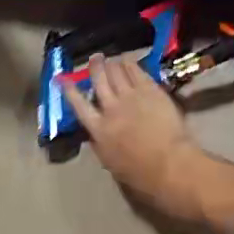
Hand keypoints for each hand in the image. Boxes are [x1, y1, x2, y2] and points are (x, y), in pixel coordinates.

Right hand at [62, 54, 216, 216]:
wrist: (170, 163)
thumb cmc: (141, 173)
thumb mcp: (111, 163)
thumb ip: (101, 143)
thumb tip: (95, 133)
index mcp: (99, 129)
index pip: (78, 105)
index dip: (69, 90)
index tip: (63, 79)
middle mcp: (111, 108)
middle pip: (99, 80)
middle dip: (95, 67)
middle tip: (95, 59)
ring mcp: (130, 95)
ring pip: (116, 71)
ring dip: (112, 63)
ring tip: (112, 60)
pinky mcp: (149, 89)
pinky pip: (136, 70)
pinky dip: (130, 64)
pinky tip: (129, 61)